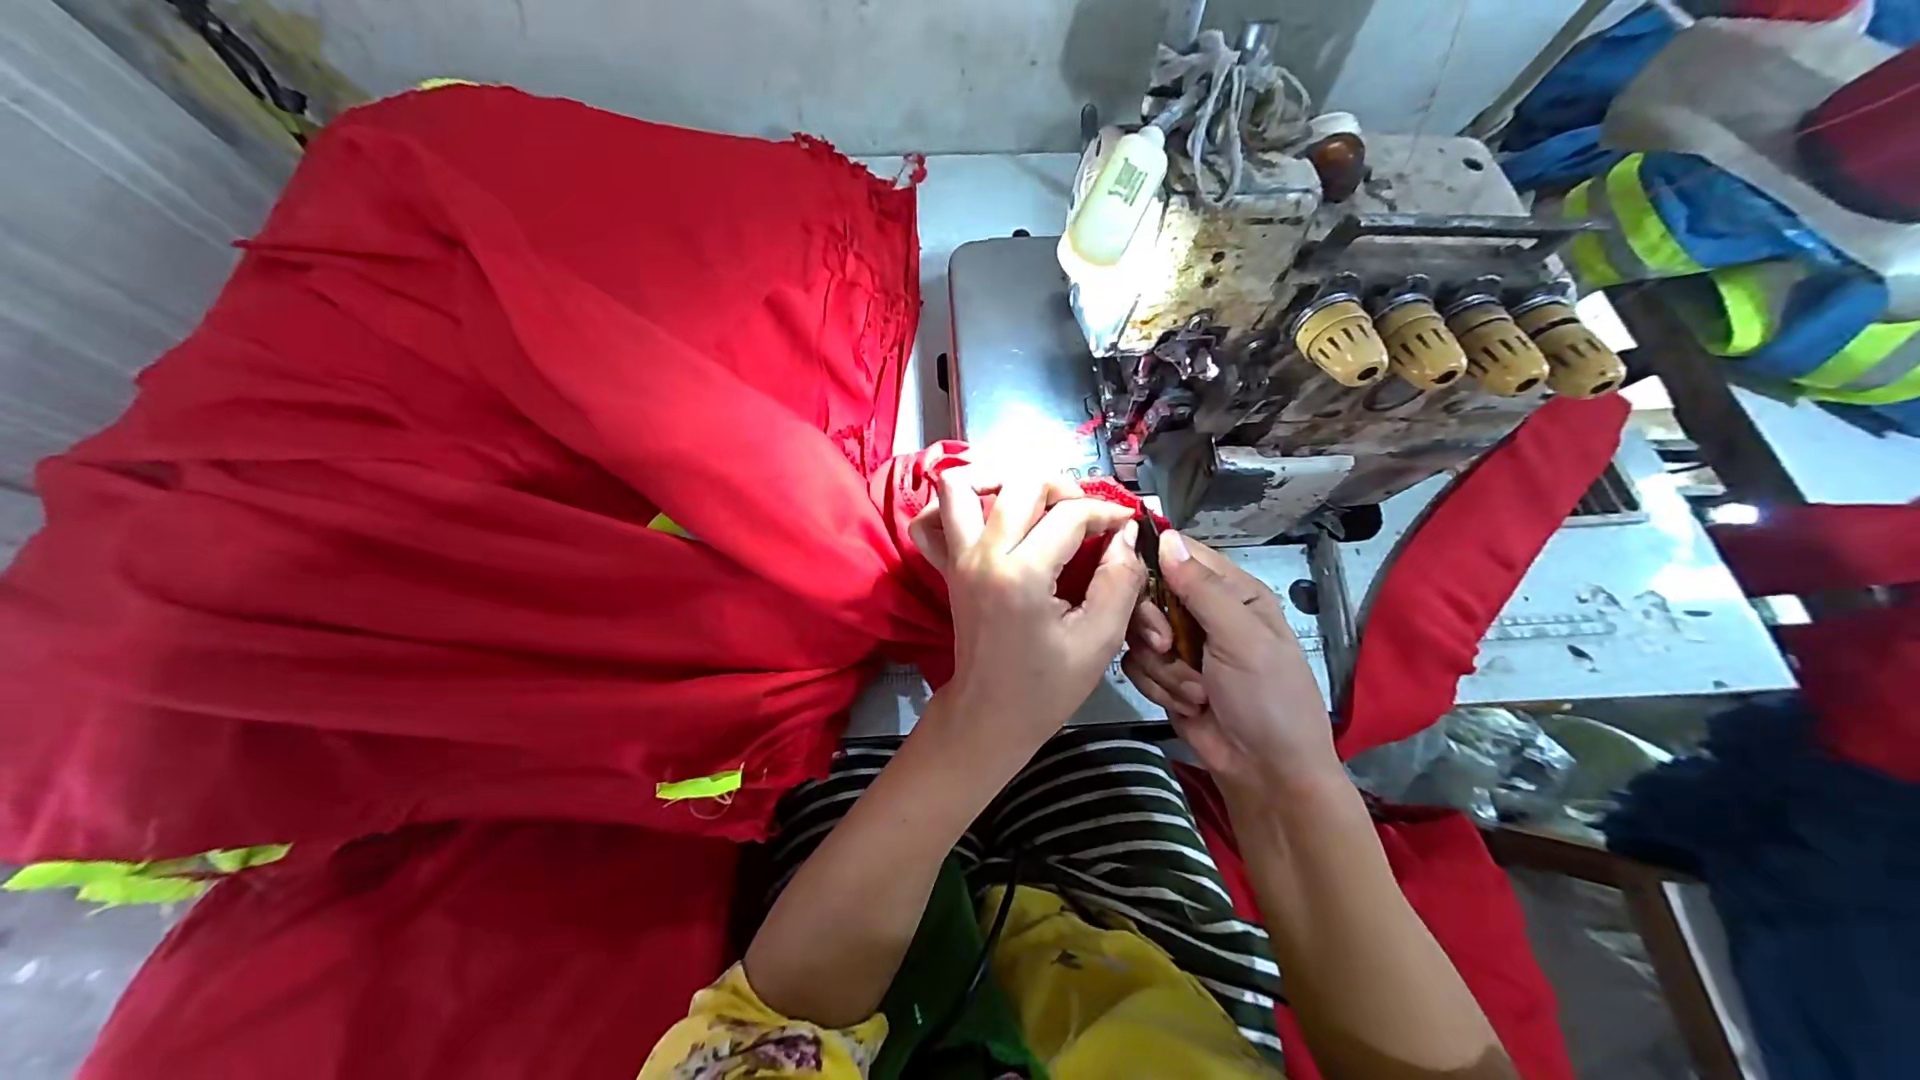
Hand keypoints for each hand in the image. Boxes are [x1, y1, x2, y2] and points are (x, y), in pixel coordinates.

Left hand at [910, 465, 1144, 751]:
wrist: (990, 714)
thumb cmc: (1047, 686)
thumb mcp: (1099, 639)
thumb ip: (1120, 580)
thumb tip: (1126, 532)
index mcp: (1022, 575)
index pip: (1069, 514)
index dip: (1106, 512)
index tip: (1125, 524)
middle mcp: (983, 555)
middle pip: (1020, 483)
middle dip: (1061, 486)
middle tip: (1083, 513)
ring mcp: (958, 557)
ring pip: (961, 484)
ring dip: (1001, 479)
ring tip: (1034, 500)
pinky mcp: (947, 566)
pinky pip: (930, 520)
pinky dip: (954, 506)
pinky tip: (987, 515)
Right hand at [1122, 530, 1341, 793]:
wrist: (1265, 771)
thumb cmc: (1268, 697)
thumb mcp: (1243, 638)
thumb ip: (1202, 589)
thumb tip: (1166, 538)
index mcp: (1232, 591)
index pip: (1182, 554)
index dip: (1152, 557)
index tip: (1128, 570)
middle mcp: (1202, 612)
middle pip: (1148, 592)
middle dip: (1152, 624)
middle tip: (1167, 645)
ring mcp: (1181, 644)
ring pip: (1136, 632)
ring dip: (1162, 666)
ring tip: (1194, 690)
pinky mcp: (1163, 675)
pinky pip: (1135, 665)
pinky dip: (1158, 686)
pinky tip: (1187, 703)